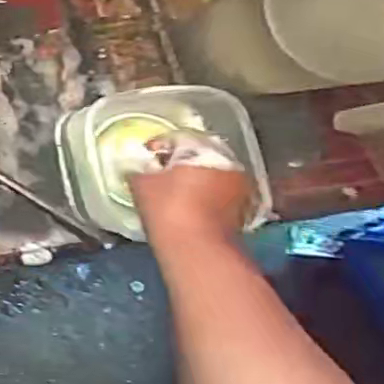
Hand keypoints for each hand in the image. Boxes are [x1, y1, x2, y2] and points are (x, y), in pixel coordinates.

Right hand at [128, 130, 253, 240]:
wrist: (196, 246)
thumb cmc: (166, 207)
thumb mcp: (141, 183)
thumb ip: (139, 168)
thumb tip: (139, 164)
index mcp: (203, 151)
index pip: (179, 138)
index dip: (158, 145)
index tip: (145, 155)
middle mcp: (229, 162)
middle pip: (201, 153)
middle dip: (181, 160)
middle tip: (160, 170)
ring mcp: (241, 184)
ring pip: (213, 172)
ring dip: (196, 176)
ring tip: (175, 187)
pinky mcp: (244, 205)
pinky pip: (221, 189)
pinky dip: (206, 191)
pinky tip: (190, 201)